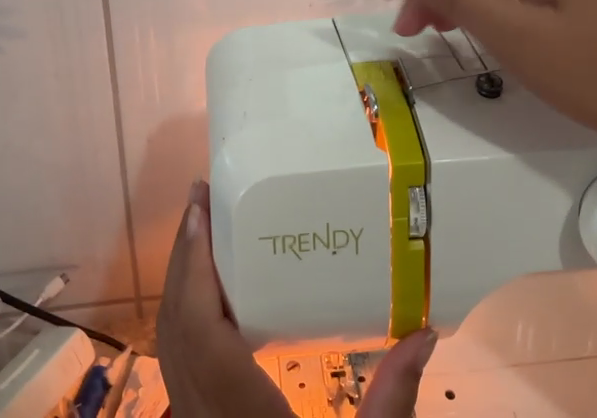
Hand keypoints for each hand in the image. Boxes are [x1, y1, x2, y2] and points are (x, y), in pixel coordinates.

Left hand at [156, 180, 436, 417]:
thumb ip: (392, 400)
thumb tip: (427, 331)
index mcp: (240, 410)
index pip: (200, 327)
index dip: (194, 266)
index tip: (200, 213)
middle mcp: (203, 410)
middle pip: (176, 321)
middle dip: (183, 255)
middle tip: (201, 199)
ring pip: (169, 339)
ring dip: (179, 279)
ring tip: (202, 232)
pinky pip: (177, 357)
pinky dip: (183, 311)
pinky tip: (206, 293)